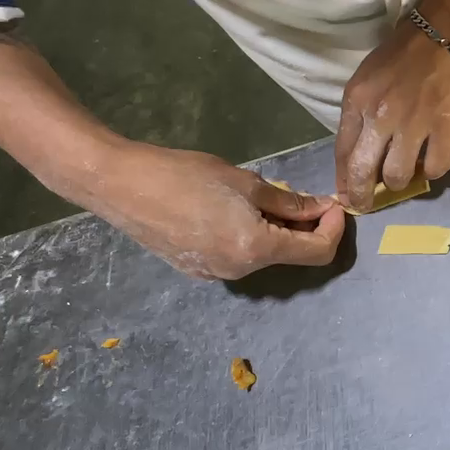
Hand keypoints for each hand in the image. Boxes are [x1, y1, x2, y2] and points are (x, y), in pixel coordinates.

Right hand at [94, 143, 345, 279]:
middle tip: (302, 198)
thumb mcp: (248, 184)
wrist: (115, 182)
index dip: (334, 228)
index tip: (334, 206)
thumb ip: (291, 203)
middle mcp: (239, 270)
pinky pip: (240, 257)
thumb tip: (322, 208)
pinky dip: (253, 238)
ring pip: (267, 256)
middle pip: (293, 255)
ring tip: (263, 201)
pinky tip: (237, 213)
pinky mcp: (195, 270)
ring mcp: (215, 274)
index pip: (318, 251)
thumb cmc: (185, 176)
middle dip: (307, 228)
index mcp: (256, 250)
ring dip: (279, 232)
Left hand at [335, 17, 449, 209]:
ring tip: (408, 177)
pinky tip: (434, 164)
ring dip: (401, 181)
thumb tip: (367, 141)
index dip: (344, 177)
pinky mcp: (445, 129)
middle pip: (364, 170)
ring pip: (398, 174)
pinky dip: (432, 172)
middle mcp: (379, 116)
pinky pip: (434, 167)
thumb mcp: (373, 74)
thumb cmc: (411, 46)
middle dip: (363, 194)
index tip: (347, 192)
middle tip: (369, 204)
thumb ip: (365, 108)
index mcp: (357, 99)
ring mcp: (413, 124)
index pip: (343, 150)